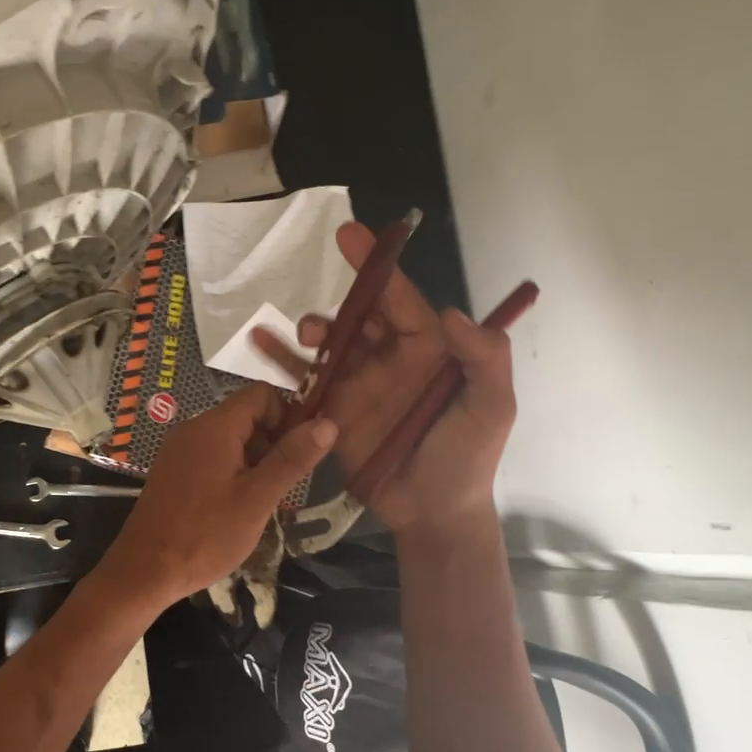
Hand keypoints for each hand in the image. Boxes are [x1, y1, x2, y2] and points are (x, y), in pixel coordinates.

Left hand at [96, 385, 335, 605]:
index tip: (300, 454)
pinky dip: (231, 472)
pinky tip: (236, 507)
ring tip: (262, 502)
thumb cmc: (205, 536)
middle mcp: (193, 428)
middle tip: (283, 486)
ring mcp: (178, 450)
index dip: (288, 417)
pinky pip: (211, 457)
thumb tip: (328, 423)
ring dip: (254, 462)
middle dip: (273, 443)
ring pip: (230, 440)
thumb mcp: (257, 499)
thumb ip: (291, 459)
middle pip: (246, 416)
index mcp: (215, 427)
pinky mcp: (172, 472)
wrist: (144, 571)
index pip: (262, 395)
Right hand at [253, 222, 518, 534]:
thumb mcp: (493, 408)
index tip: (352, 237)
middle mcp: (391, 362)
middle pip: (361, 320)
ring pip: (331, 346)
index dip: (379, 271)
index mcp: (429, 352)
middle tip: (318, 323)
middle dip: (339, 308)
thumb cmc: (467, 459)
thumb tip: (454, 313)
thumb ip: (486, 360)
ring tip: (304, 338)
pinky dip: (282, 362)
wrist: (433, 514)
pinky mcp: (334, 413)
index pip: (403, 302)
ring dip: (313, 334)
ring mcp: (359, 386)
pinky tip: (258, 344)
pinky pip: (306, 381)